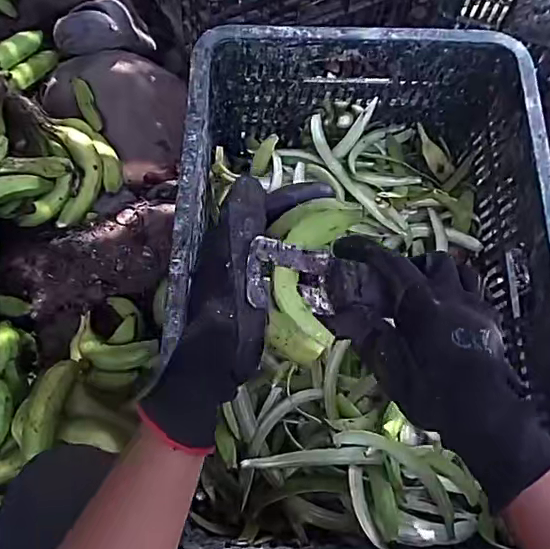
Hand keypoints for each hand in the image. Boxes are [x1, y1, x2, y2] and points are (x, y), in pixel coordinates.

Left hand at [140, 179, 331, 450]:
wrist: (212, 365)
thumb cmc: (224, 319)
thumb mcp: (234, 269)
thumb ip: (240, 227)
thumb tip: (248, 183)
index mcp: (227, 240)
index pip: (262, 204)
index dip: (293, 195)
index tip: (327, 193)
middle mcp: (233, 250)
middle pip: (271, 219)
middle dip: (303, 212)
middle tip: (337, 212)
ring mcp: (243, 270)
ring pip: (276, 240)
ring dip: (304, 233)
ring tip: (335, 234)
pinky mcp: (252, 290)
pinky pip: (279, 265)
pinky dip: (299, 259)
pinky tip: (320, 264)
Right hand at [328, 237, 549, 507]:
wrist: (485, 415)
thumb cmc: (433, 393)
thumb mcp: (390, 368)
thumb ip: (367, 334)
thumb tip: (340, 312)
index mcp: (422, 301)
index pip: (390, 262)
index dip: (366, 250)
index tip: (346, 247)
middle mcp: (451, 294)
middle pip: (432, 260)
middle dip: (412, 264)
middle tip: (396, 286)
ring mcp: (476, 306)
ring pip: (461, 271)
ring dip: (441, 275)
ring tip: (427, 295)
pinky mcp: (492, 322)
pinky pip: (475, 294)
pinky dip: (460, 295)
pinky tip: (451, 317)